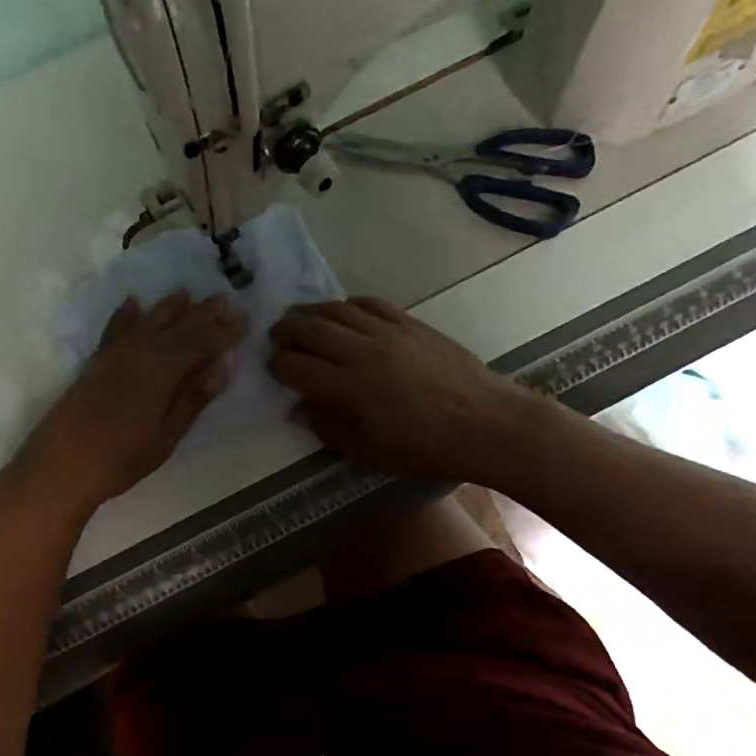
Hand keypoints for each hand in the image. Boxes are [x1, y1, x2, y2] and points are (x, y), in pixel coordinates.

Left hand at [7, 292, 243, 512]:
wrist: (62, 464)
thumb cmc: (121, 459)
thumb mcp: (166, 436)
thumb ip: (192, 399)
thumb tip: (222, 367)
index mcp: (162, 372)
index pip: (200, 344)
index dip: (223, 332)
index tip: (243, 319)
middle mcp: (139, 354)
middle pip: (177, 328)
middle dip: (203, 313)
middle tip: (224, 298)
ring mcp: (114, 355)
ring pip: (147, 322)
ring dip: (169, 307)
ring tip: (188, 293)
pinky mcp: (95, 363)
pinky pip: (114, 329)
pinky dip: (125, 315)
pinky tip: (133, 302)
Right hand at [268, 297, 535, 481]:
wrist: (483, 424)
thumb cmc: (422, 448)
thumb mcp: (367, 451)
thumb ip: (329, 428)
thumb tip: (303, 407)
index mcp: (347, 387)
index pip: (296, 366)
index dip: (277, 366)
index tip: (272, 368)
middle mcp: (361, 352)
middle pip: (310, 330)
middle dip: (285, 331)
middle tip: (275, 335)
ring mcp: (388, 332)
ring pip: (337, 310)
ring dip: (311, 311)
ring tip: (299, 317)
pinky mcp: (410, 324)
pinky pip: (371, 304)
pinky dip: (349, 304)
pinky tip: (343, 311)